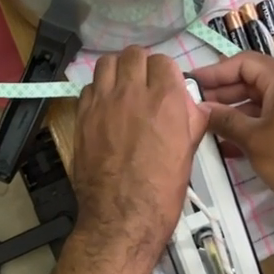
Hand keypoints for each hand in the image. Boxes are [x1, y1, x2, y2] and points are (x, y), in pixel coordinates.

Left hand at [69, 47, 207, 262]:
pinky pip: (88, 88)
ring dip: (117, 71)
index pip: (164, 62)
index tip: (165, 87)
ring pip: (107, 63)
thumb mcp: (188, 153)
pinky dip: (98, 92)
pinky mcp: (82, 117)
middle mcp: (133, 93)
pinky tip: (104, 108)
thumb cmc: (161, 191)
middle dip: (141, 65)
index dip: (165, 74)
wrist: (121, 217)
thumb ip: (191, 120)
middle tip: (143, 84)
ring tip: (122, 88)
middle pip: (133, 55)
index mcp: (166, 100)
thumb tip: (191, 105)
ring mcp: (103, 103)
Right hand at [192, 52, 273, 214]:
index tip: (190, 83)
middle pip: (252, 81)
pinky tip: (231, 144)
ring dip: (235, 113)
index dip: (214, 72)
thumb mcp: (254, 139)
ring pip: (261, 102)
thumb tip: (201, 108)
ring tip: (206, 127)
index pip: (242, 62)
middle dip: (222, 93)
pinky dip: (252, 126)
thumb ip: (224, 120)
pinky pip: (273, 119)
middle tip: (194, 106)